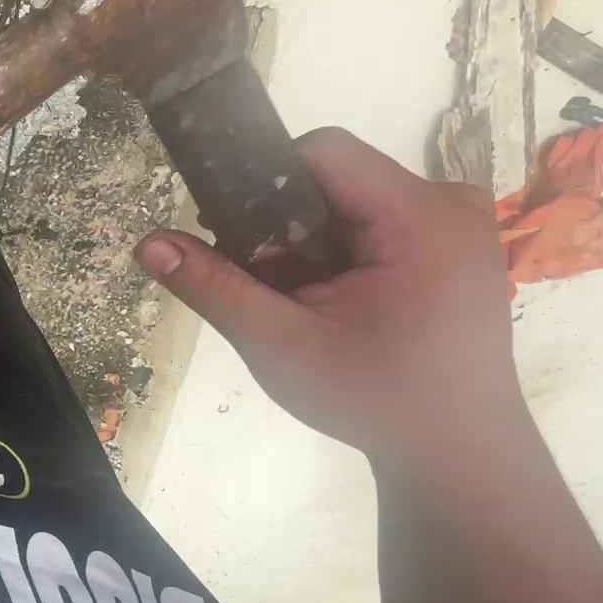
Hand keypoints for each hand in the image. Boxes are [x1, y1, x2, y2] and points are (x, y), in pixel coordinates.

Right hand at [134, 127, 524, 457]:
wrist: (455, 452)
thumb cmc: (373, 397)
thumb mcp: (278, 344)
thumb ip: (214, 288)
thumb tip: (147, 244)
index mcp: (421, 218)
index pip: (324, 150)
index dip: (262, 179)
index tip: (229, 232)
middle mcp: (447, 206)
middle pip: (330, 176)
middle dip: (276, 220)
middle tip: (255, 281)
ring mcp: (451, 226)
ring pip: (342, 201)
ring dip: (297, 240)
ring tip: (287, 298)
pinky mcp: (445, 248)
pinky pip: (365, 222)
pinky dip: (325, 252)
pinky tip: (318, 300)